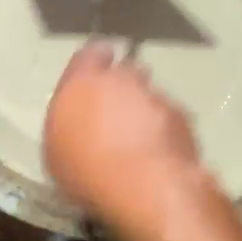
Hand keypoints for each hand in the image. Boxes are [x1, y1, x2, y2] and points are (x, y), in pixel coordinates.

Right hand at [43, 43, 207, 230]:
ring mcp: (157, 96)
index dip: (93, 63)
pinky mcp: (184, 118)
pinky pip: (171, 117)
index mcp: (84, 81)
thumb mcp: (57, 148)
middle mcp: (123, 79)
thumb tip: (81, 118)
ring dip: (144, 111)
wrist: (145, 186)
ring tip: (138, 142)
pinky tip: (158, 155)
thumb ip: (70, 121)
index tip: (93, 78)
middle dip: (121, 88)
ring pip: (150, 95)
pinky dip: (165, 130)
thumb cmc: (86, 169)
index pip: (90, 54)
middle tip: (114, 116)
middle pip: (124, 72)